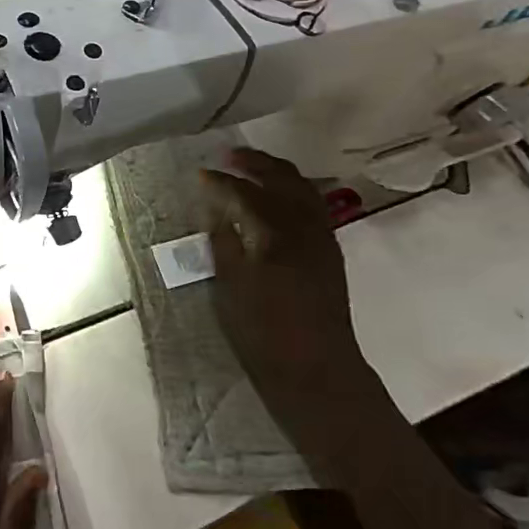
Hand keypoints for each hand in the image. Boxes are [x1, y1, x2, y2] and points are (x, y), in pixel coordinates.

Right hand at [205, 149, 372, 421]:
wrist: (316, 371)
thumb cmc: (264, 329)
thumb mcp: (231, 283)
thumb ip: (223, 240)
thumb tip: (215, 209)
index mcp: (279, 234)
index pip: (247, 194)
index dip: (222, 182)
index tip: (200, 175)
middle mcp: (307, 229)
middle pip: (285, 181)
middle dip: (257, 164)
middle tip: (229, 156)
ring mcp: (323, 241)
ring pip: (304, 191)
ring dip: (277, 174)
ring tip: (251, 169)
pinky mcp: (329, 255)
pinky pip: (312, 207)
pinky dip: (292, 192)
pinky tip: (275, 199)